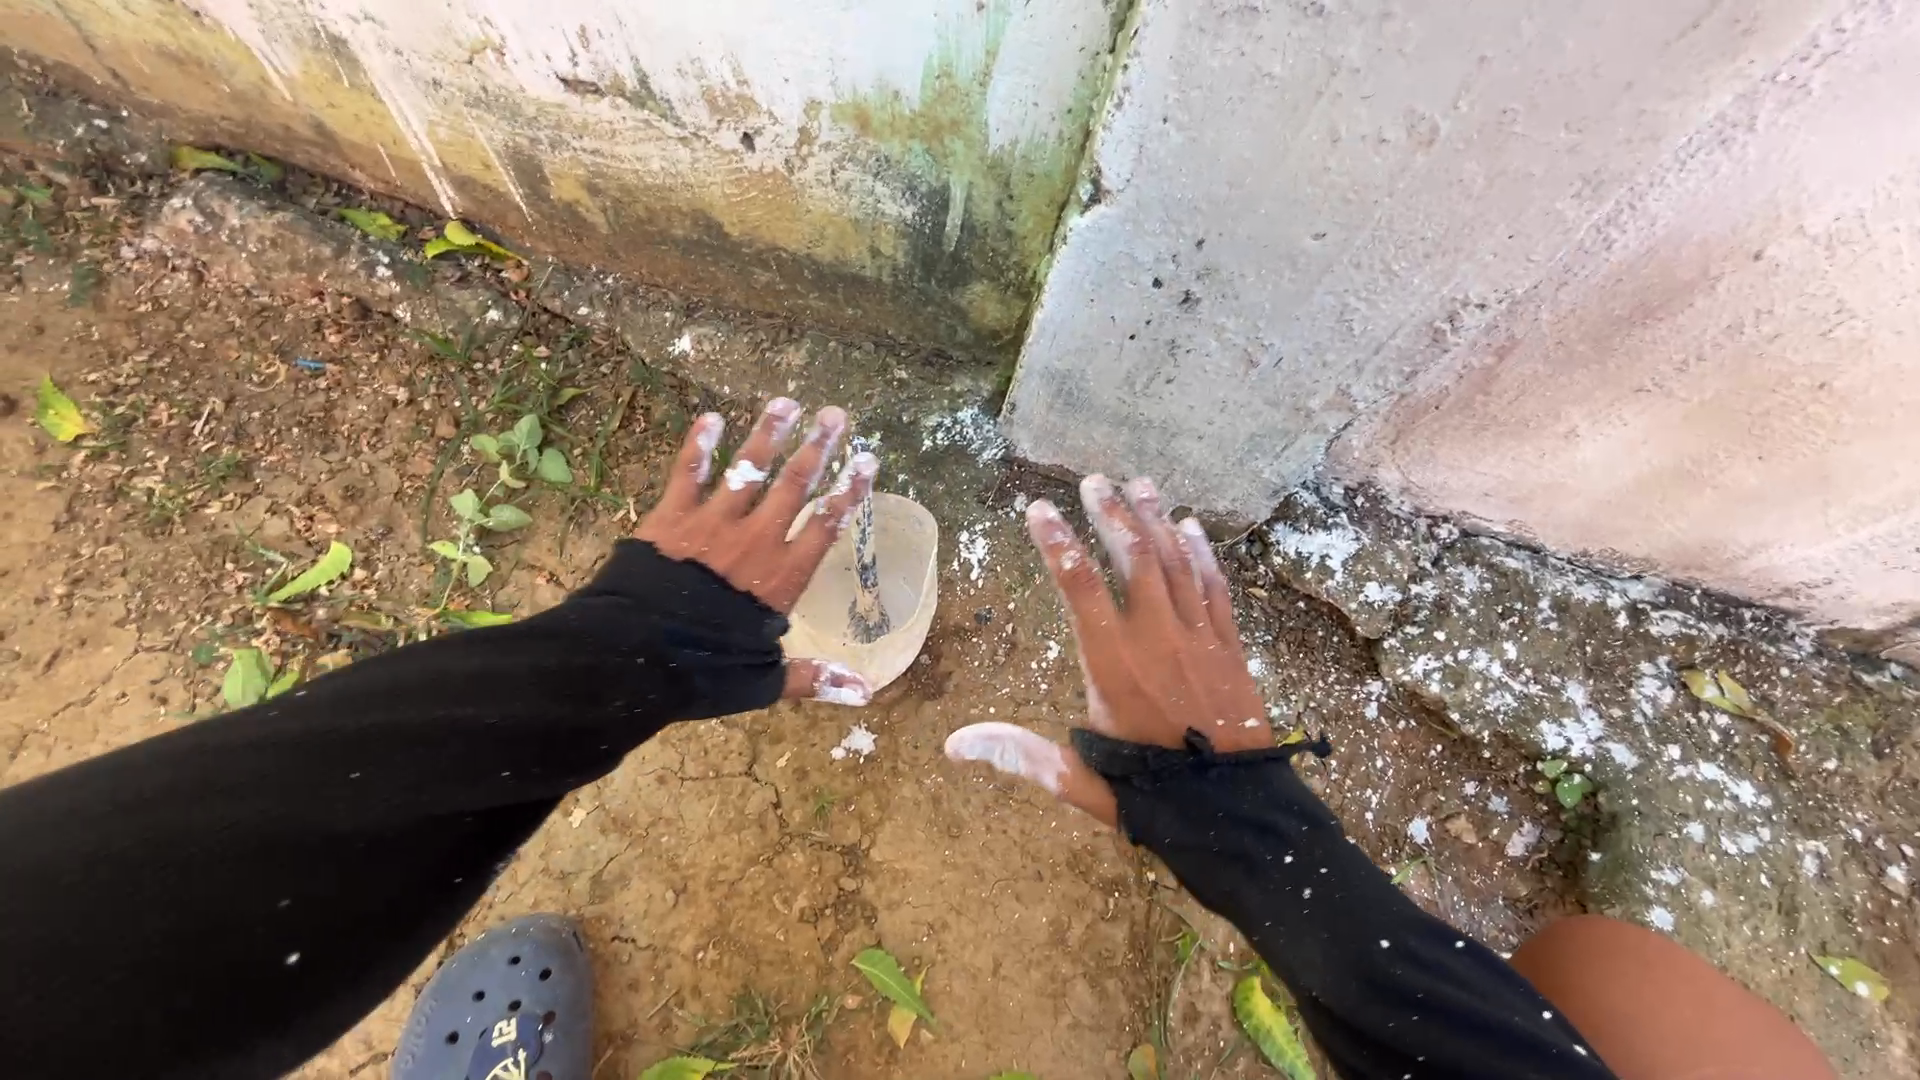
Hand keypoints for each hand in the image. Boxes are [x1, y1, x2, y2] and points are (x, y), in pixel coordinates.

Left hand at [635, 397, 878, 704]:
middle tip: (836, 414)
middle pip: (796, 486)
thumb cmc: (703, 671)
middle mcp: (755, 541)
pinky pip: (689, 474)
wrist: (633, 657)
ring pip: (750, 470)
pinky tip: (712, 418)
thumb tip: (865, 694)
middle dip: (818, 449)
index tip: (868, 458)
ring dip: (770, 435)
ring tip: (787, 402)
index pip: (827, 523)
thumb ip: (812, 676)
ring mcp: (713, 524)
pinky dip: (700, 446)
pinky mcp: (672, 517)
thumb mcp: (763, 678)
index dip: (850, 490)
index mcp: (782, 576)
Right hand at [944, 475, 1268, 825]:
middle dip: (1111, 515)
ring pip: (1176, 564)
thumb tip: (954, 746)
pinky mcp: (1229, 647)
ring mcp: (1199, 638)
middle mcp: (1157, 639)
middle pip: (1133, 559)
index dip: (1057, 544)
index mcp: (1114, 666)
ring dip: (1155, 520)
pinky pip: (1215, 588)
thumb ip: (1023, 756)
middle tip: (1094, 480)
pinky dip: (1203, 554)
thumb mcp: (1082, 782)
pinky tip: (1191, 527)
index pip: (1079, 588)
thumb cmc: (1153, 796)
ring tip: (1140, 483)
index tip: (1039, 510)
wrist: (1240, 815)